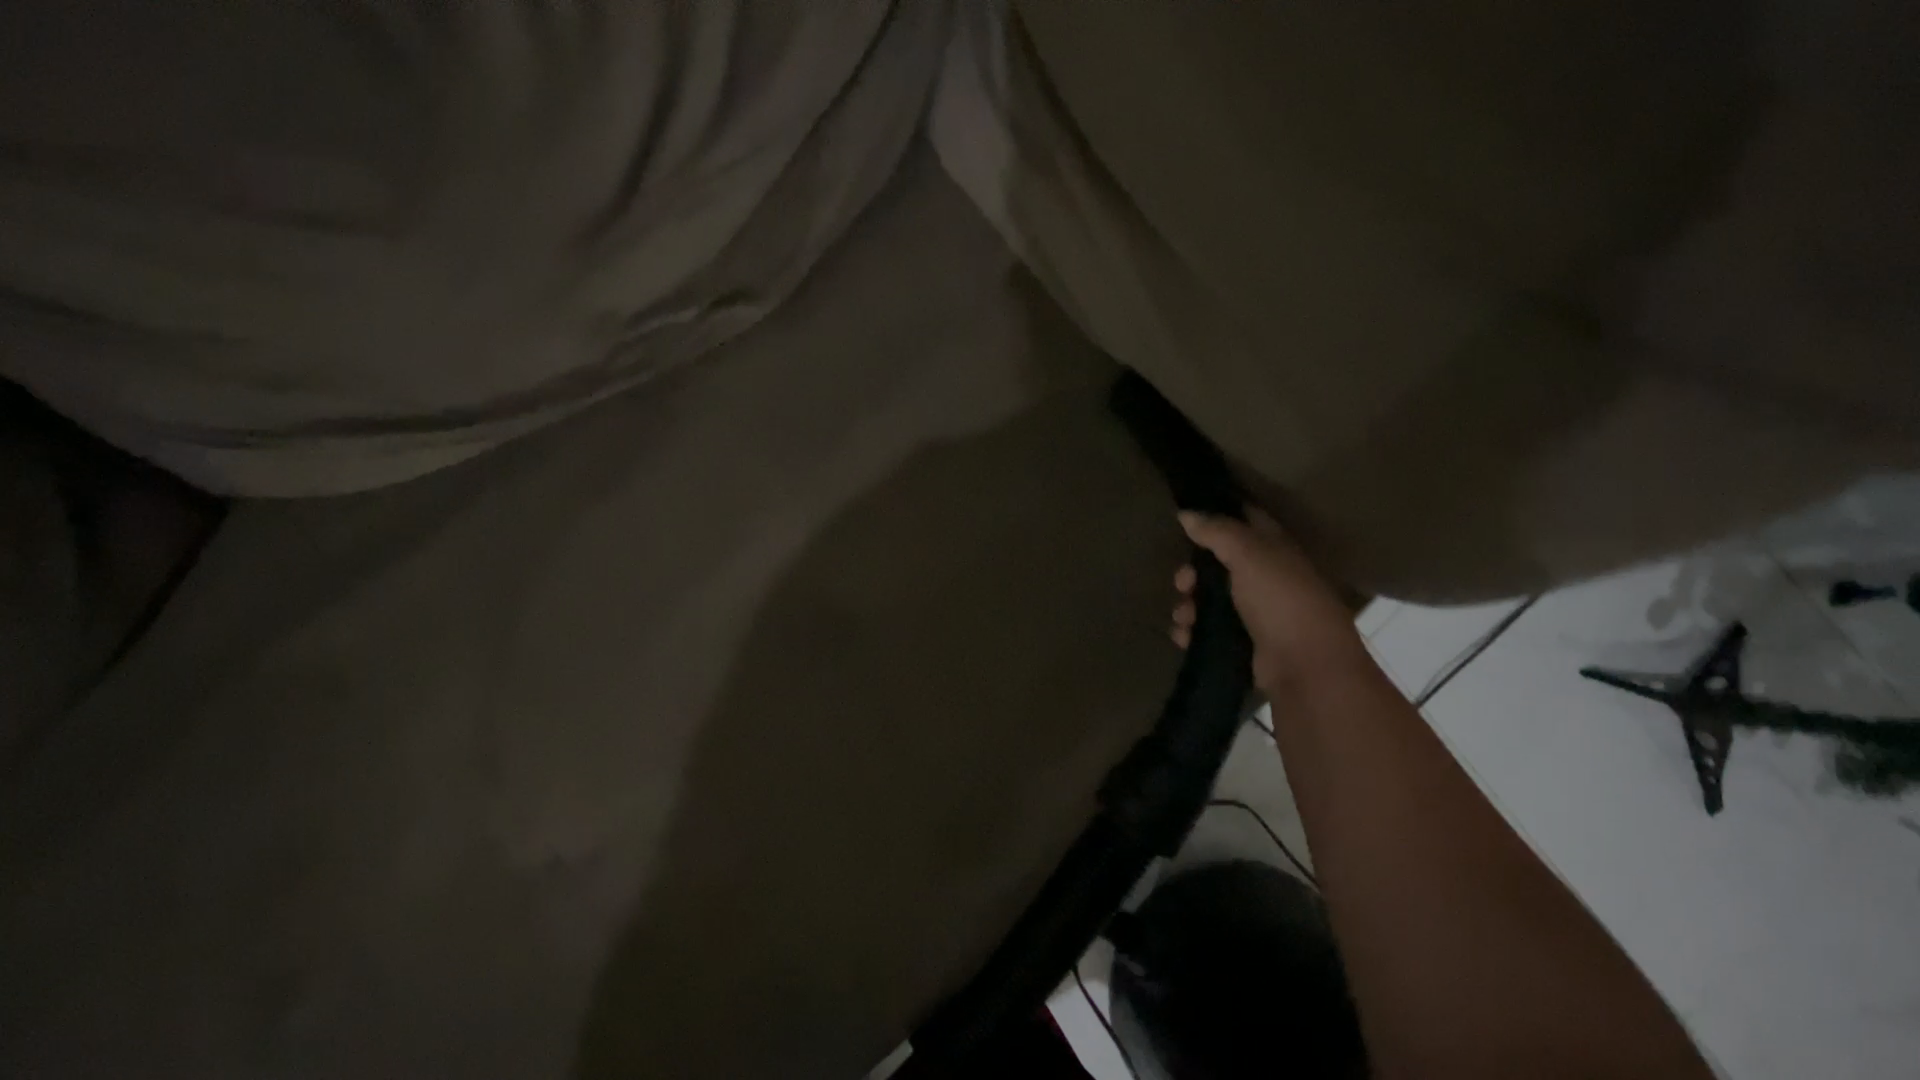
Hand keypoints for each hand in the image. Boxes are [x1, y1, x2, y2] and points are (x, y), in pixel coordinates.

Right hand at [1171, 510, 1367, 694]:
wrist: (1305, 664)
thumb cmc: (1281, 599)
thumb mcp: (1249, 554)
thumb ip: (1217, 531)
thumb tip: (1187, 514)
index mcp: (1273, 547)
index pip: (1244, 519)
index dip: (1217, 515)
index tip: (1184, 518)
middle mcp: (1265, 576)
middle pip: (1218, 564)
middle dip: (1193, 573)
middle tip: (1182, 583)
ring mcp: (1256, 612)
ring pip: (1210, 600)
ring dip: (1189, 606)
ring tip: (1183, 618)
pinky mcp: (1245, 642)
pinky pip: (1210, 631)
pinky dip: (1193, 632)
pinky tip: (1184, 637)